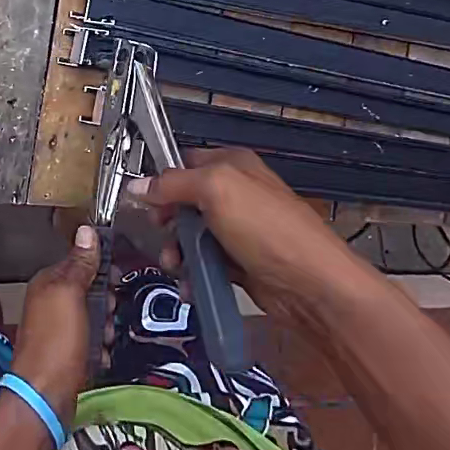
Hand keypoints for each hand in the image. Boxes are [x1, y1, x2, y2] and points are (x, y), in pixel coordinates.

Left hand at [8, 224, 100, 421]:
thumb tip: (86, 228)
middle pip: (88, 288)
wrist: (45, 398)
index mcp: (47, 282)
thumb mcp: (70, 295)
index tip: (118, 280)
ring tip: (106, 337)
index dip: (101, 268)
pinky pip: (91, 339)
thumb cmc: (57, 341)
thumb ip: (79, 264)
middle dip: (105, 299)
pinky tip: (102, 354)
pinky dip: (99, 345)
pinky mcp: (66, 352)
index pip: (79, 261)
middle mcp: (49, 301)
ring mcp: (57, 328)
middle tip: (110, 312)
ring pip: (92, 315)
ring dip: (105, 324)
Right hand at [127, 148, 333, 305]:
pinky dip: (193, 272)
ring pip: (192, 234)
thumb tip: (138, 186)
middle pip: (184, 201)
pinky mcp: (240, 261)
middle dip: (168, 219)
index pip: (184, 162)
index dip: (162, 180)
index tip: (145, 200)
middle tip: (162, 232)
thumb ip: (172, 184)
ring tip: (175, 264)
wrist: (312, 286)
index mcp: (232, 165)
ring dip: (177, 249)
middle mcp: (235, 193)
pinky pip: (205, 262)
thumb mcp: (215, 190)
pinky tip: (190, 283)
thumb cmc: (268, 229)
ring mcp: (238, 229)